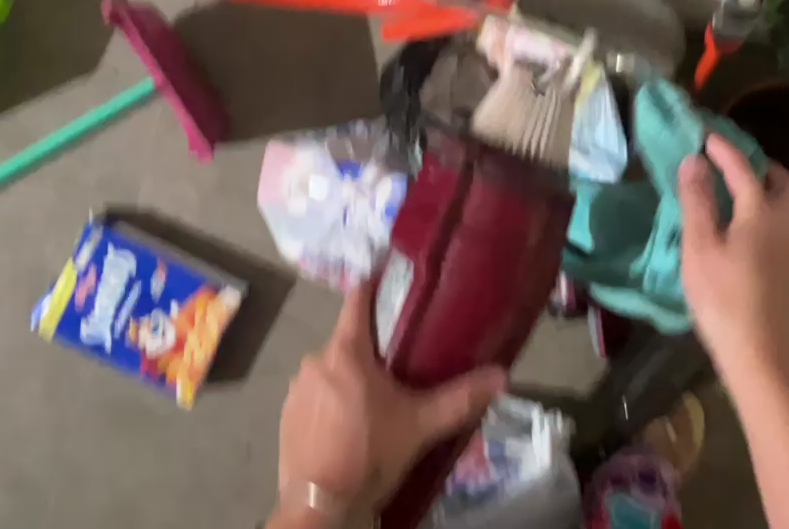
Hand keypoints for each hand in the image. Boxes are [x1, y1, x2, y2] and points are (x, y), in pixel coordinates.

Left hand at [276, 279, 507, 520]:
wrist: (320, 508)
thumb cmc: (370, 453)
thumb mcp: (421, 425)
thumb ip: (460, 398)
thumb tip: (502, 376)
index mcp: (346, 350)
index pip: (357, 298)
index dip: (374, 286)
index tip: (391, 282)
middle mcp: (315, 359)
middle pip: (347, 339)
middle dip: (370, 350)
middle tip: (397, 368)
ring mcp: (296, 389)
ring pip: (330, 370)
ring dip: (348, 379)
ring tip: (374, 405)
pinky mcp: (285, 416)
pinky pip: (313, 396)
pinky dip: (329, 404)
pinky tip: (346, 428)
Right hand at [679, 133, 788, 385]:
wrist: (757, 353)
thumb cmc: (723, 296)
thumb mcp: (700, 244)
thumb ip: (697, 199)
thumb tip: (695, 160)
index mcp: (761, 212)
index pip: (743, 167)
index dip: (723, 147)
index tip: (703, 132)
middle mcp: (781, 222)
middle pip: (780, 181)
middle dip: (755, 162)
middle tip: (725, 158)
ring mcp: (785, 245)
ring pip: (780, 201)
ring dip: (757, 184)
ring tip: (724, 183)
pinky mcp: (781, 263)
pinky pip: (773, 217)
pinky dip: (756, 204)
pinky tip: (731, 216)